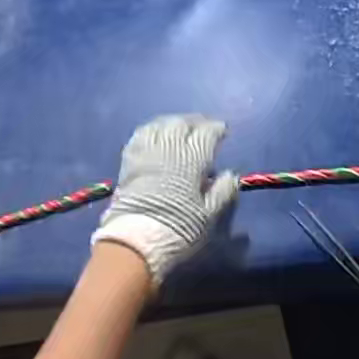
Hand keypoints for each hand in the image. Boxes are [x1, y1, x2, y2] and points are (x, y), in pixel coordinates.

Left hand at [91, 115, 239, 284]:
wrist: (137, 237)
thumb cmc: (178, 228)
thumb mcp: (209, 216)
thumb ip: (223, 192)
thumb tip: (231, 174)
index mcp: (192, 160)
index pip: (206, 133)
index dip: (216, 129)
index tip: (222, 130)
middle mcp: (168, 149)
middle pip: (181, 124)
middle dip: (194, 121)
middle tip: (202, 126)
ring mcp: (146, 152)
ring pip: (160, 124)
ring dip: (172, 122)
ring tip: (180, 127)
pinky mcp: (128, 159)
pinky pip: (140, 134)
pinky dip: (151, 129)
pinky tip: (155, 133)